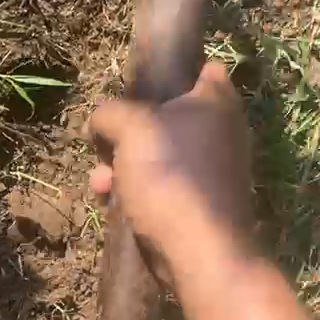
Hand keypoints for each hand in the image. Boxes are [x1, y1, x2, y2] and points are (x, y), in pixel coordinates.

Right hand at [85, 61, 255, 281]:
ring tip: (100, 181)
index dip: (168, 74)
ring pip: (155, 157)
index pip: (201, 69)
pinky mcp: (195, 206)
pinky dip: (134, 193)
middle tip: (105, 143)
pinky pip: (158, 189)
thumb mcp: (131, 127)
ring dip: (121, 166)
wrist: (198, 250)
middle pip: (165, 118)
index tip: (137, 89)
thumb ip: (111, 112)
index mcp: (216, 101)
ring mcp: (208, 172)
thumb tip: (101, 120)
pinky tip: (109, 203)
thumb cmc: (170, 175)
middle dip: (127, 132)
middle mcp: (219, 133)